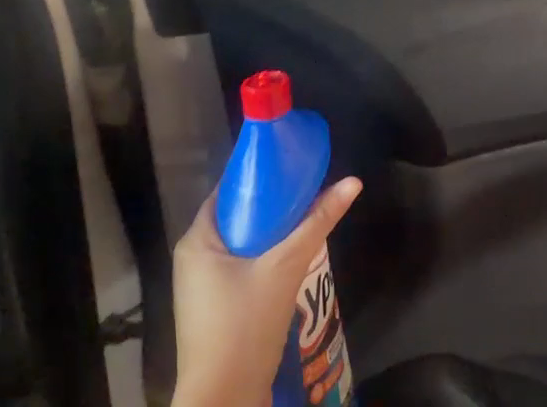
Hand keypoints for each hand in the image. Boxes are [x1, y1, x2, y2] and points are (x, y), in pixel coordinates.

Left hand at [171, 176, 362, 406]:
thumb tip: (353, 182)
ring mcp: (202, 289)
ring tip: (307, 220)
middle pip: (237, 219)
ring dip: (272, 236)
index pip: (227, 192)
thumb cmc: (245, 325)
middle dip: (272, 207)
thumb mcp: (284, 268)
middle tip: (308, 191)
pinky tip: (294, 261)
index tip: (292, 163)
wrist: (225, 400)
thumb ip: (317, 223)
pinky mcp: (215, 312)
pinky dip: (265, 261)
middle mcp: (193, 259)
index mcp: (196, 240)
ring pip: (242, 247)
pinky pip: (241, 272)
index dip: (260, 176)